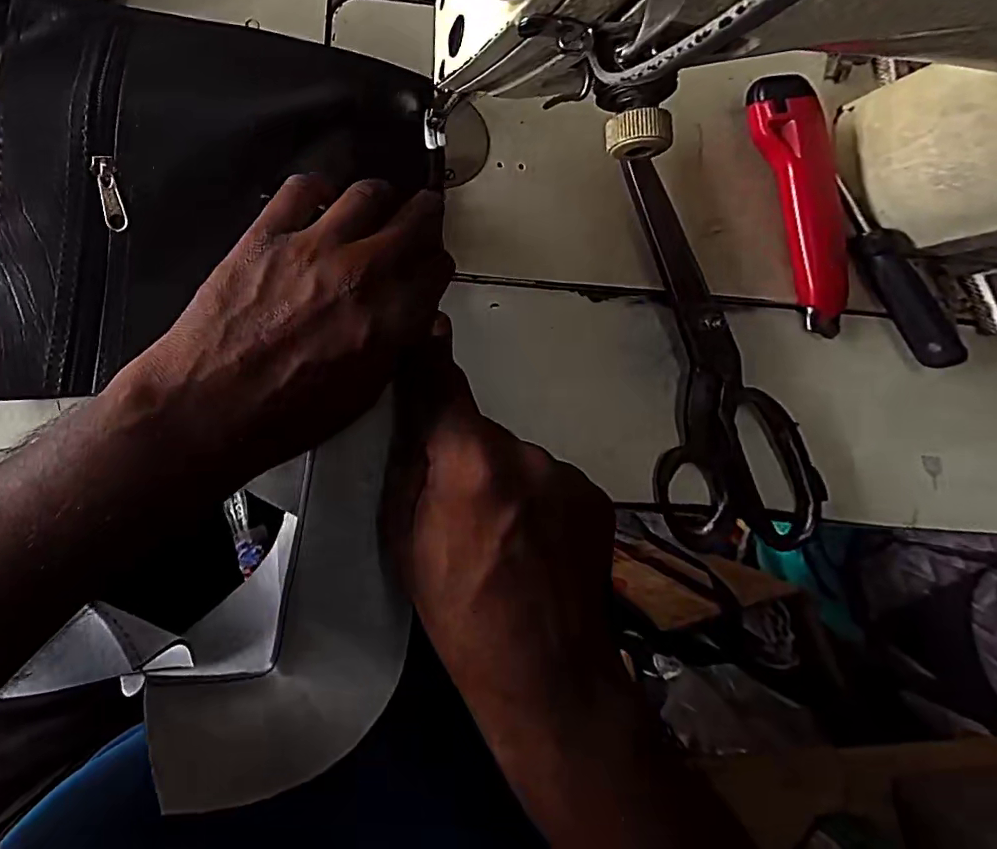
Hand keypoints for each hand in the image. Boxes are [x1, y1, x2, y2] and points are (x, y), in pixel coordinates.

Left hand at [110, 174, 453, 488]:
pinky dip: (317, 189)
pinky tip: (317, 202)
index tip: (427, 262)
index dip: (435, 263)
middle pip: (416, 219)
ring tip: (371, 207)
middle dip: (422, 218)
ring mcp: (310, 250)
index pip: (437, 267)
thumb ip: (392, 347)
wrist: (204, 408)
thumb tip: (404, 321)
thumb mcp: (358, 396)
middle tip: (416, 218)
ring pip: (367, 193)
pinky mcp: (264, 238)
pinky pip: (302, 188)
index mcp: (387, 321)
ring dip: (378, 199)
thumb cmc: (273, 415)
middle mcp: (357, 277)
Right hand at [383, 317, 618, 686]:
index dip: (426, 354)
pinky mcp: (594, 493)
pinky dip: (531, 497)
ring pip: (512, 456)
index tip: (422, 324)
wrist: (546, 672)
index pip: (441, 383)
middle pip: (476, 429)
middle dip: (459, 451)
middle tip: (451, 503)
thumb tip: (411, 413)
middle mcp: (524, 452)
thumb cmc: (454, 605)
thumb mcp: (401, 535)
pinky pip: (545, 478)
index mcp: (470, 460)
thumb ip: (406, 465)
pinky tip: (530, 541)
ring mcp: (565, 472)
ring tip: (496, 533)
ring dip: (497, 477)